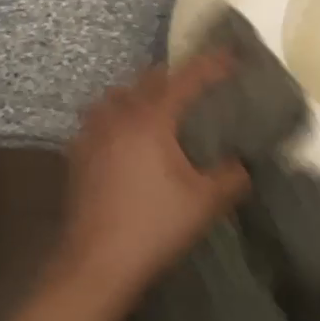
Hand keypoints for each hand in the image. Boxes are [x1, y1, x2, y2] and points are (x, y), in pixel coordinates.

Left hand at [54, 53, 251, 292]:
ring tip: (158, 105)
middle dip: (174, 75)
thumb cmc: (154, 228)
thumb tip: (242, 165)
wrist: (97, 264)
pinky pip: (98, 117)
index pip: (187, 79)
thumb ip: (231, 178)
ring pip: (119, 93)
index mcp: (152, 118)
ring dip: (140, 91)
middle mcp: (120, 114)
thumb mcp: (205, 203)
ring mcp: (93, 132)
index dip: (211, 64)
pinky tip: (123, 134)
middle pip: (149, 78)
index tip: (231, 56)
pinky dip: (115, 114)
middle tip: (196, 84)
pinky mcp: (77, 152)